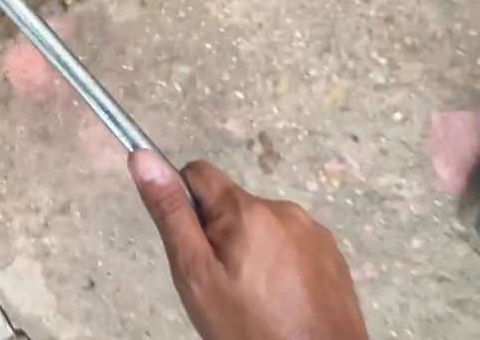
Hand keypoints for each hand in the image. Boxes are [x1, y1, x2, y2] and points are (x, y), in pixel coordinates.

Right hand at [130, 152, 368, 339]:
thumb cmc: (247, 327)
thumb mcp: (194, 273)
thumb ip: (169, 211)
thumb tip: (143, 157)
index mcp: (247, 209)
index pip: (197, 174)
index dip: (185, 203)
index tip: (194, 245)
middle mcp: (285, 210)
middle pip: (230, 202)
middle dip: (219, 231)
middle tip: (221, 280)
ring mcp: (316, 235)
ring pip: (260, 224)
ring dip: (250, 246)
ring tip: (254, 296)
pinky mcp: (336, 260)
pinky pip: (290, 244)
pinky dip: (279, 262)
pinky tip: (282, 301)